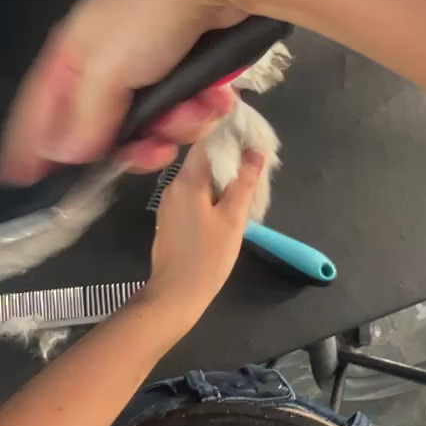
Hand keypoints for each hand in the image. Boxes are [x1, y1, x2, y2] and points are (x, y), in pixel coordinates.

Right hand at [0, 0, 246, 185]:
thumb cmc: (150, 17)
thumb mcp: (106, 70)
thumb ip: (83, 118)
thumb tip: (60, 154)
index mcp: (71, 57)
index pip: (38, 108)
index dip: (29, 144)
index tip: (22, 180)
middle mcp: (104, 63)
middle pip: (103, 130)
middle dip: (134, 145)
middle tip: (154, 151)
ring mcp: (147, 66)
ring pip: (150, 126)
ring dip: (176, 126)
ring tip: (196, 109)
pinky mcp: (185, 68)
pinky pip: (185, 110)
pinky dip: (200, 110)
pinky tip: (216, 99)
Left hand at [145, 144, 263, 307]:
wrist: (175, 294)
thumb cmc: (207, 257)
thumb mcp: (232, 220)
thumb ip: (244, 183)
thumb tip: (256, 152)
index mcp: (187, 180)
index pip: (205, 141)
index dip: (226, 132)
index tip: (247, 130)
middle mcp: (173, 185)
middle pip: (202, 159)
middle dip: (228, 155)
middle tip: (255, 158)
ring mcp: (169, 202)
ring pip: (198, 177)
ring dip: (220, 175)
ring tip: (246, 180)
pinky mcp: (170, 217)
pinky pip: (192, 194)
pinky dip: (210, 191)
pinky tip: (227, 202)